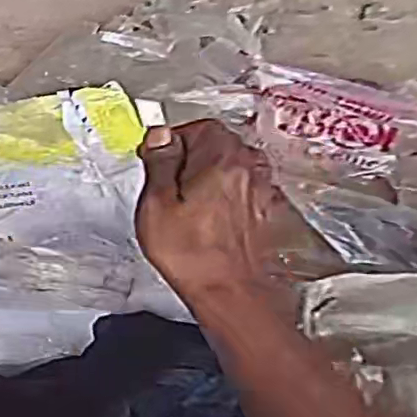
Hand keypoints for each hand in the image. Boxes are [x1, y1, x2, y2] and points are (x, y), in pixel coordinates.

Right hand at [135, 120, 286, 303]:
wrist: (226, 289)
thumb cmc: (188, 250)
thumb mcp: (156, 201)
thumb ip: (160, 162)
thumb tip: (160, 135)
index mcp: (221, 162)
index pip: (201, 127)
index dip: (173, 138)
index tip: (154, 155)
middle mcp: (248, 171)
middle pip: (220, 142)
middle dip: (191, 151)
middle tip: (164, 177)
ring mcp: (260, 190)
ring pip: (232, 162)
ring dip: (207, 169)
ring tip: (183, 193)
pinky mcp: (262, 209)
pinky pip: (240, 184)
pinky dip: (221, 187)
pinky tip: (203, 208)